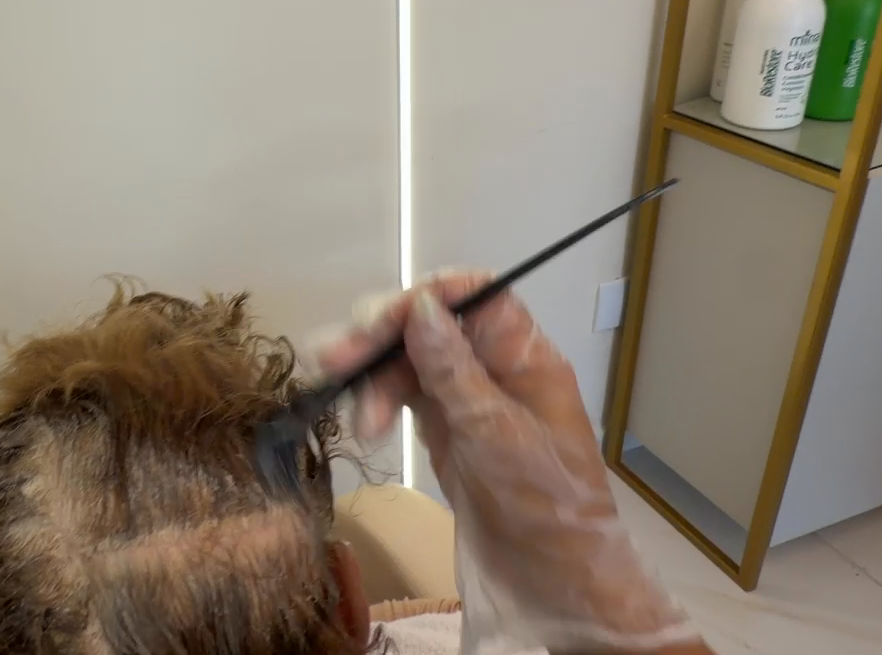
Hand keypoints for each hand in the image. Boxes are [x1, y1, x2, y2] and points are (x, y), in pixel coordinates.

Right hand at [323, 272, 703, 653]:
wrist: (551, 586)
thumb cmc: (542, 507)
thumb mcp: (496, 434)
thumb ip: (453, 369)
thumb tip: (420, 304)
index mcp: (520, 356)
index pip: (472, 296)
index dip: (426, 295)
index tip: (382, 318)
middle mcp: (487, 364)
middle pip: (424, 324)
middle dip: (378, 337)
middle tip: (335, 358)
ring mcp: (459, 392)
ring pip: (402, 356)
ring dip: (366, 371)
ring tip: (330, 383)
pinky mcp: (437, 419)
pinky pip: (395, 390)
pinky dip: (371, 398)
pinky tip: (358, 420)